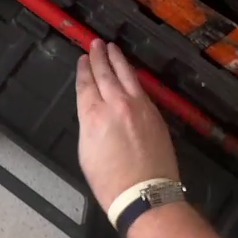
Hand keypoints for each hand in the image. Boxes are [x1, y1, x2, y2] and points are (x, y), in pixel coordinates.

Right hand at [75, 40, 178, 213]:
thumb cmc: (109, 181)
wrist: (145, 193)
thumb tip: (94, 111)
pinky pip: (141, 88)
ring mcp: (138, 107)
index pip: (86, 85)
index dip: (84, 70)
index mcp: (93, 116)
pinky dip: (132, 77)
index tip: (83, 59)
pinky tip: (130, 73)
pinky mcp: (154, 113)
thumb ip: (89, 124)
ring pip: (126, 76)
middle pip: (106, 74)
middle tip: (96, 44)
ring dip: (118, 60)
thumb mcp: (86, 151)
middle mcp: (116, 105)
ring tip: (112, 48)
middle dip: (99, 57)